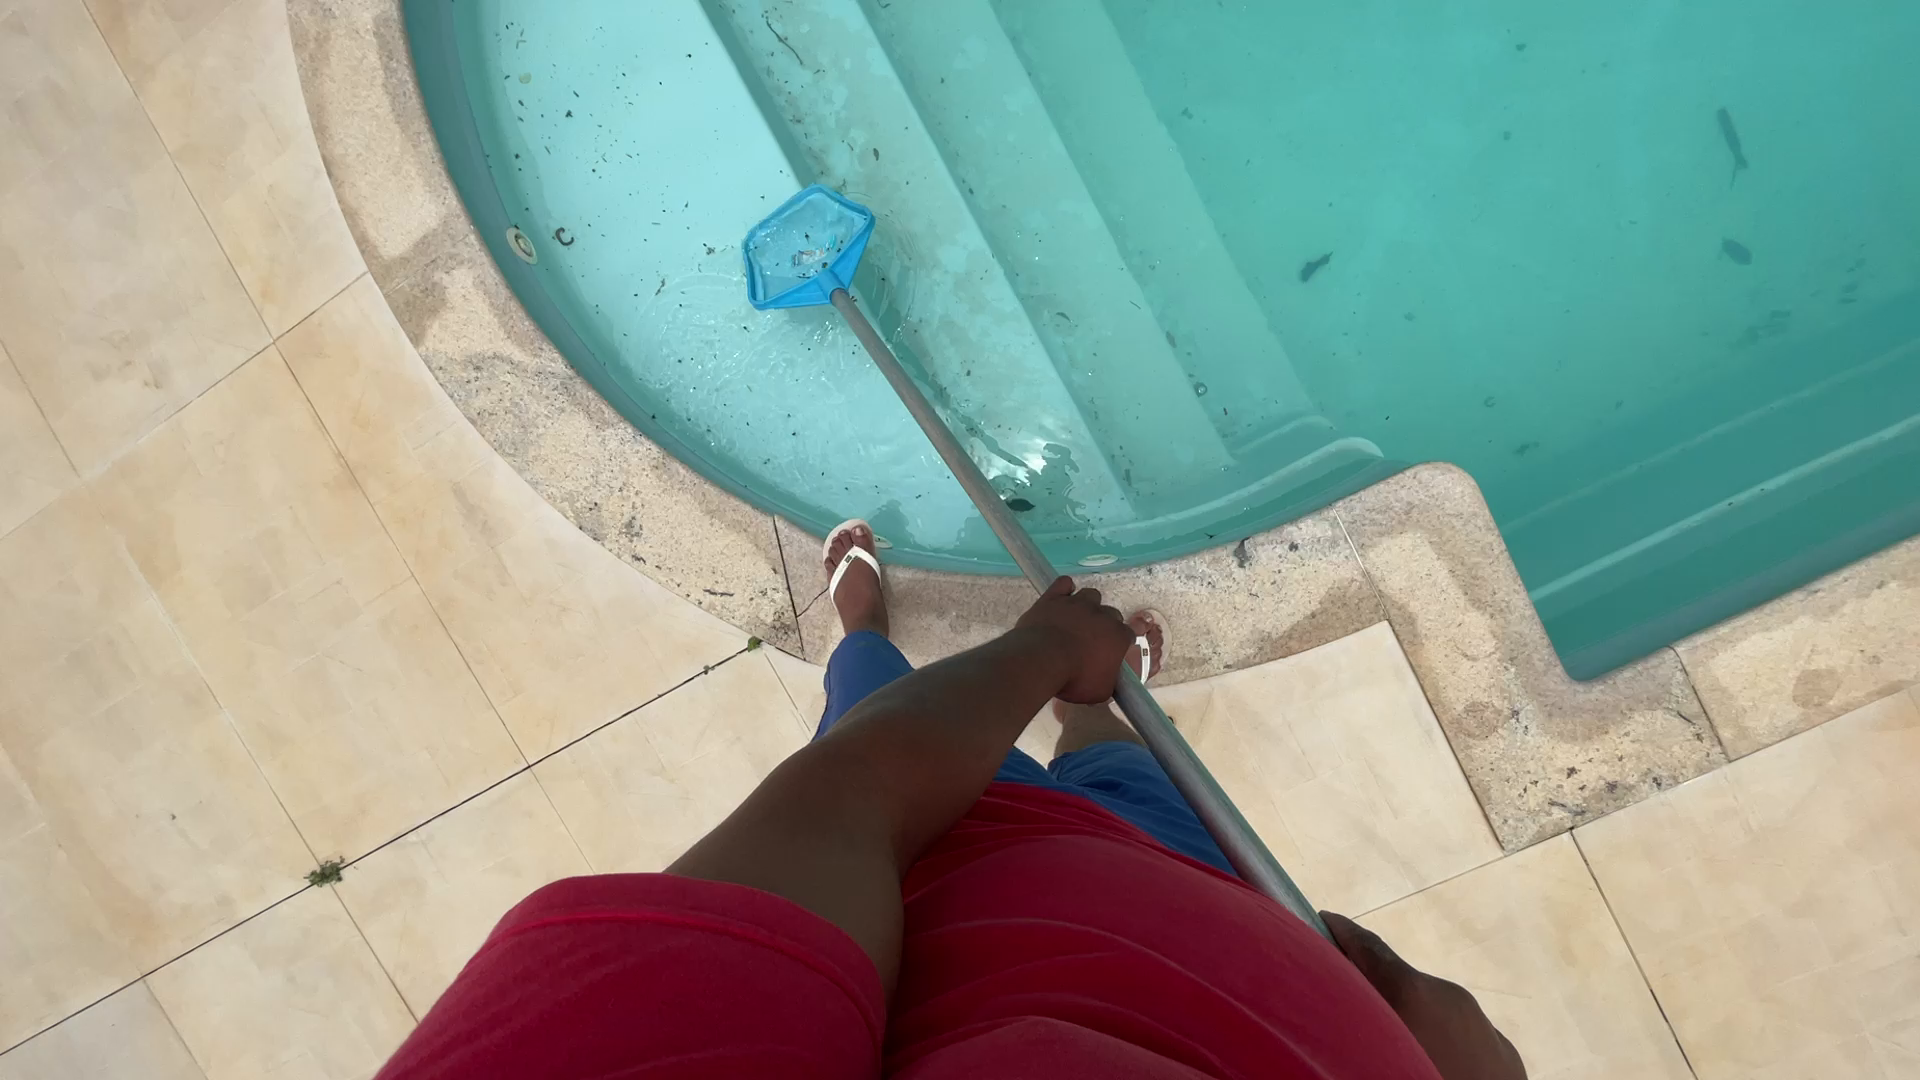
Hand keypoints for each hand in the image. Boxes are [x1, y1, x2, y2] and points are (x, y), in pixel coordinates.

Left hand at [1013, 577, 1135, 704]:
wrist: (1042, 660)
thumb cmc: (1074, 679)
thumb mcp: (1100, 691)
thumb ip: (1109, 680)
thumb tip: (1108, 679)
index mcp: (1117, 636)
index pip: (1126, 634)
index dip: (1118, 642)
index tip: (1109, 652)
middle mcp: (1101, 614)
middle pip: (1110, 613)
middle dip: (1103, 624)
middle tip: (1089, 639)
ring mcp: (1077, 602)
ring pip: (1090, 595)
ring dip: (1086, 605)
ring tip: (1075, 619)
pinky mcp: (1054, 597)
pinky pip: (1064, 583)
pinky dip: (1064, 588)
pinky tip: (1060, 598)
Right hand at [1322, 912, 1527, 1079]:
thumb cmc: (1410, 1073)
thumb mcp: (1368, 1048)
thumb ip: (1349, 1011)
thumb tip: (1330, 996)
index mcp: (1413, 990)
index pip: (1366, 943)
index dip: (1338, 930)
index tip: (1318, 924)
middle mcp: (1452, 997)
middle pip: (1399, 980)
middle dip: (1374, 989)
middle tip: (1349, 1012)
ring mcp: (1488, 1030)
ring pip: (1434, 1011)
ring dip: (1412, 1022)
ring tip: (1394, 1052)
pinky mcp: (1511, 1060)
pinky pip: (1464, 1040)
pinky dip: (1443, 1046)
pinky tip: (1431, 1069)